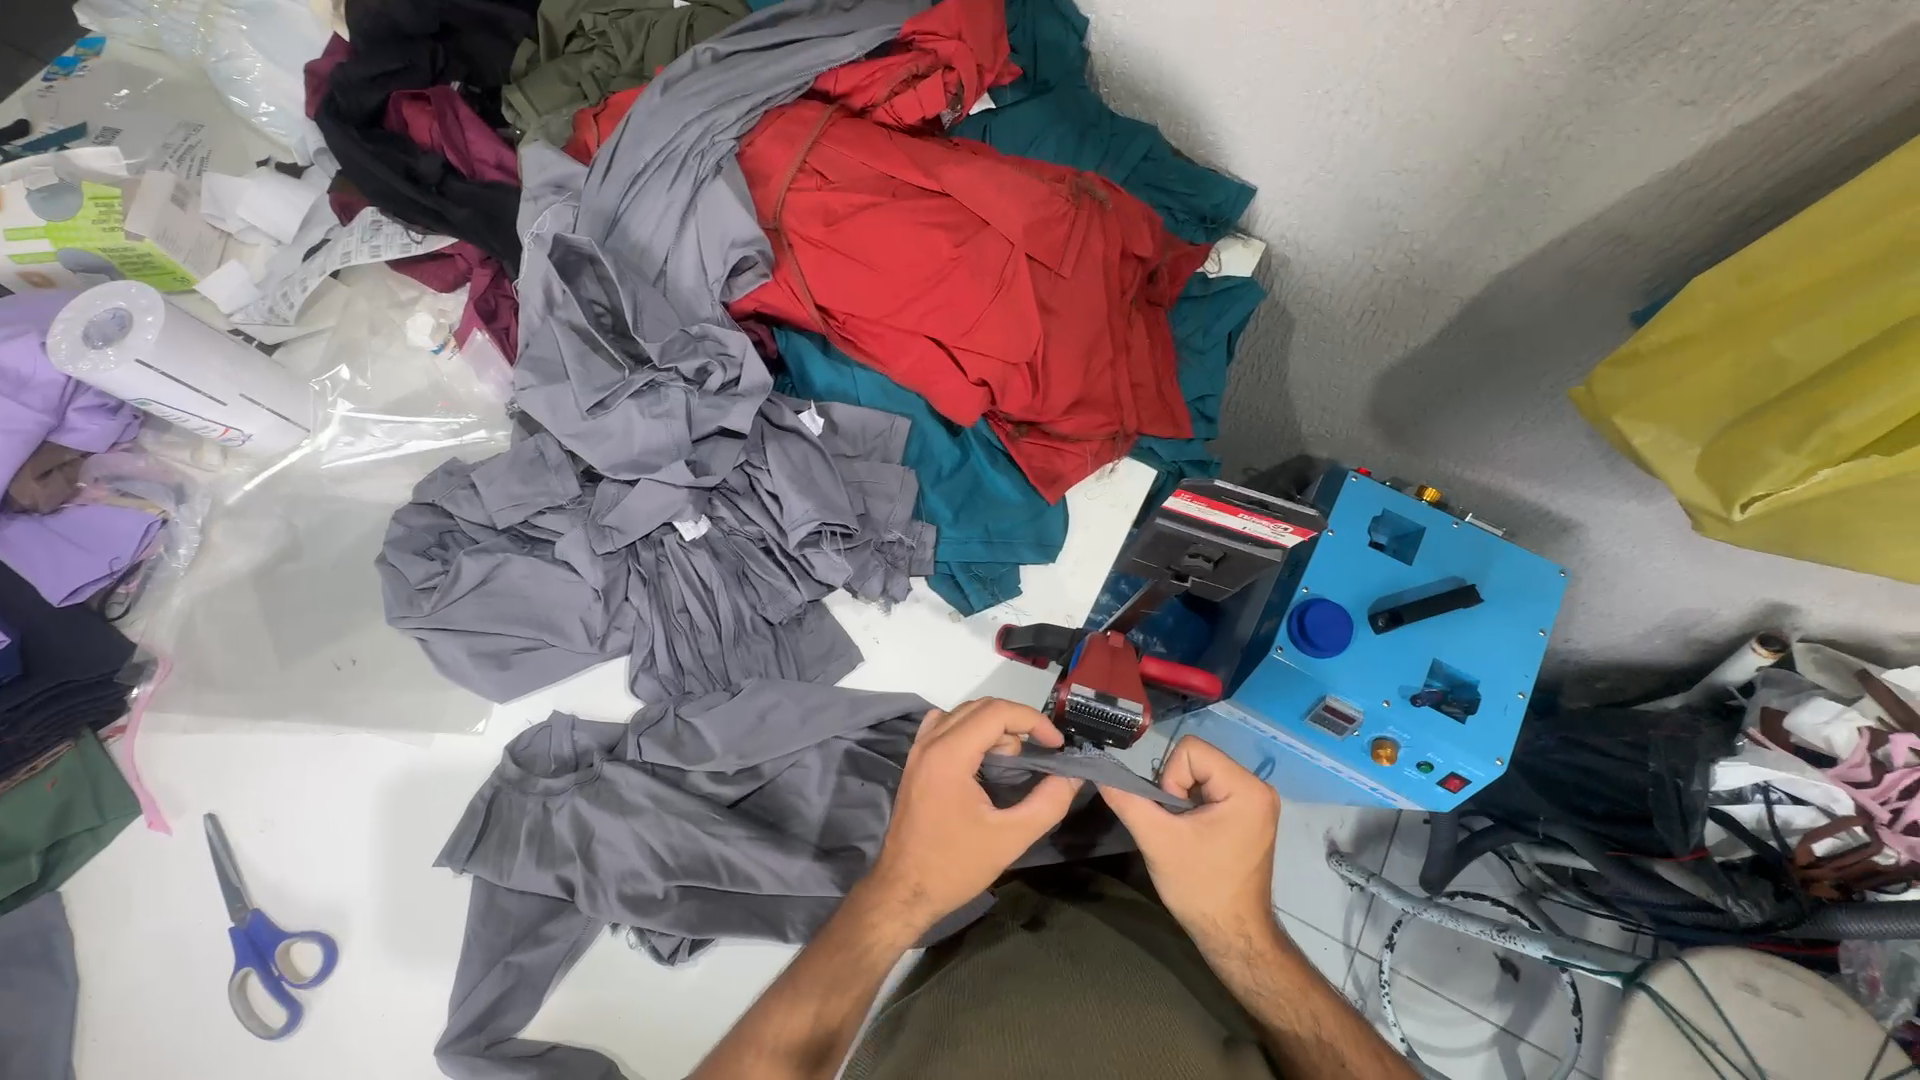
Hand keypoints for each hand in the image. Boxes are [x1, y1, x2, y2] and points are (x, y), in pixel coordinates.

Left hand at [863, 699, 1081, 934]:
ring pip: (963, 714)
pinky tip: (983, 760)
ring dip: (994, 727)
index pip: (997, 712)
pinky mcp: (916, 762)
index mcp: (949, 755)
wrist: (903, 891)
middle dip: (1017, 724)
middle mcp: (930, 743)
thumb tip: (1073, 776)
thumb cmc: (955, 866)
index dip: (1033, 721)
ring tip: (1012, 762)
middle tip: (1039, 755)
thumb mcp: (1011, 838)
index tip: (1057, 745)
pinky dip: (971, 731)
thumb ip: (1048, 803)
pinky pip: (946, 727)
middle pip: (981, 707)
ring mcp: (919, 751)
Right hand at [1098, 735, 1279, 942]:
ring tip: (1188, 835)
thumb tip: (1099, 772)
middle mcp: (1259, 787)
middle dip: (1177, 790)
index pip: (1191, 750)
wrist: (1233, 934)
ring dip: (1184, 800)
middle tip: (1180, 829)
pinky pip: (1213, 790)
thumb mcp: (1156, 839)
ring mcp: (1258, 802)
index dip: (1171, 779)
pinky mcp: (1252, 815)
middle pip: (1198, 760)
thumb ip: (1127, 800)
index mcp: (1246, 787)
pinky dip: (1196, 807)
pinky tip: (1198, 837)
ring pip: (1202, 775)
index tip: (1175, 817)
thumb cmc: (1200, 887)